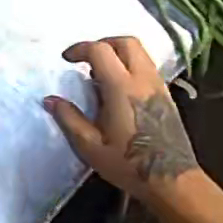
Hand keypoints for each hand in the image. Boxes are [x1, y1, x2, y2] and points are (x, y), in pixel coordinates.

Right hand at [44, 36, 205, 206]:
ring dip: (119, 54)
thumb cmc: (129, 164)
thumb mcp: (91, 146)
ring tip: (101, 74)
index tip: (67, 59)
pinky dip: (131, 66)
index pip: (101, 50)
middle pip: (126, 42)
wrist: (172, 180)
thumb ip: (69, 119)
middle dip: (103, 43)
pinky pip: (148, 67)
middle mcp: (143, 79)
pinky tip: (119, 90)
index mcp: (122, 87)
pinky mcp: (167, 96)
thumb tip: (50, 100)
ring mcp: (159, 86)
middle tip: (86, 59)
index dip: (80, 48)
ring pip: (140, 53)